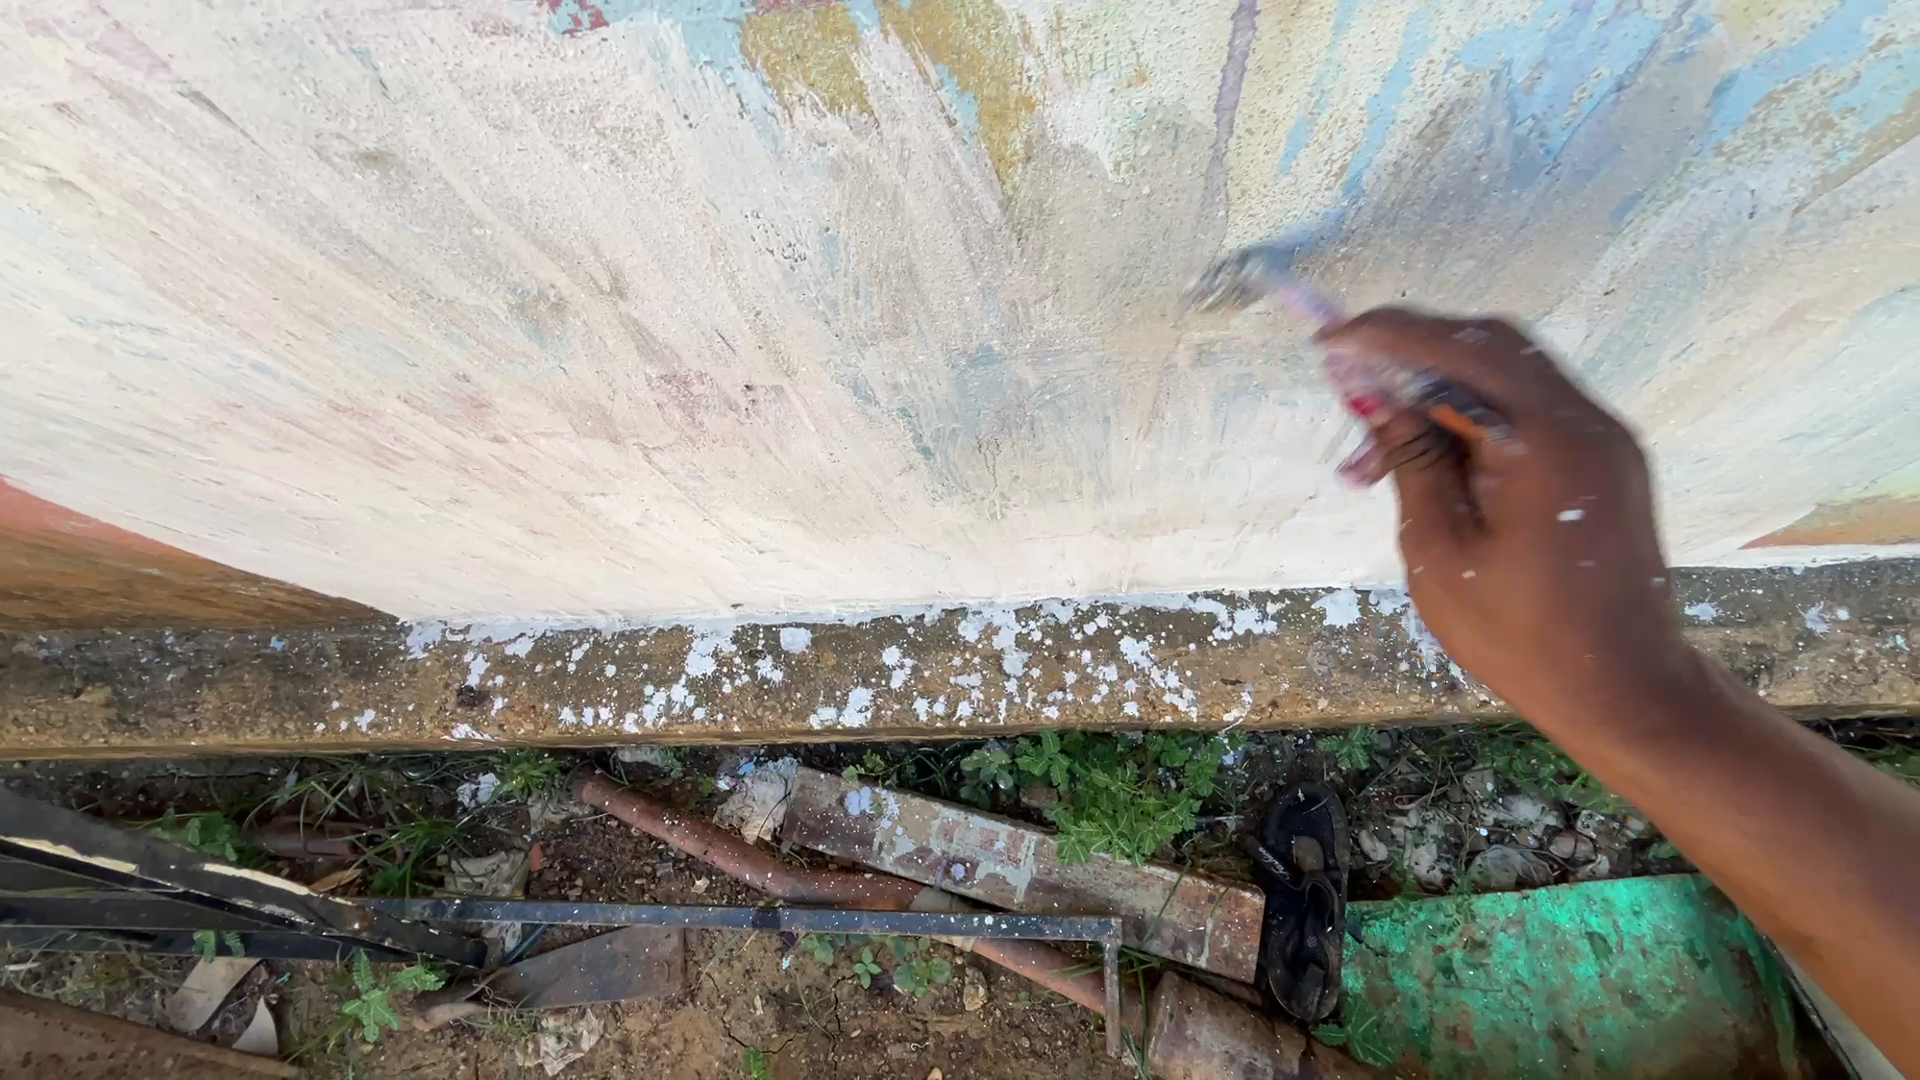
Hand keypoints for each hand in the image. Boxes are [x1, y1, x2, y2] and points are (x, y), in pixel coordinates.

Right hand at [1318, 308, 1693, 717]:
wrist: (1620, 687)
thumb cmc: (1514, 631)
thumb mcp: (1437, 545)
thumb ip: (1410, 458)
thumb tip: (1374, 395)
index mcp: (1544, 442)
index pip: (1458, 353)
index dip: (1387, 336)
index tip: (1329, 339)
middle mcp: (1584, 421)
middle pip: (1487, 347)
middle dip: (1408, 354)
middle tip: (1346, 387)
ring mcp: (1600, 437)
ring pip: (1502, 376)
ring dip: (1431, 393)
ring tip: (1369, 457)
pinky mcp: (1597, 459)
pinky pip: (1521, 410)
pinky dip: (1464, 416)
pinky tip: (1422, 458)